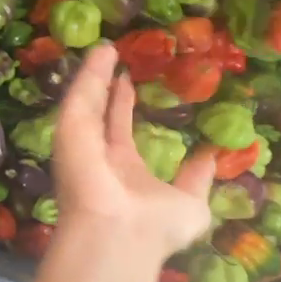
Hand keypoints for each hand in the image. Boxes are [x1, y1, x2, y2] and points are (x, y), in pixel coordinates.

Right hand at [52, 43, 213, 261]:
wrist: (122, 233)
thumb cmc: (155, 226)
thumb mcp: (191, 203)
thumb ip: (196, 178)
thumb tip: (210, 156)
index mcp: (123, 166)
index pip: (119, 129)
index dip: (124, 106)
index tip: (129, 82)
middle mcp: (98, 150)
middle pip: (100, 110)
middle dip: (105, 86)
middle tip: (114, 60)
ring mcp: (82, 137)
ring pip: (88, 99)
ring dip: (95, 73)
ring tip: (106, 48)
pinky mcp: (70, 127)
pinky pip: (81, 95)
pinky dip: (90, 73)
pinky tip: (102, 53)